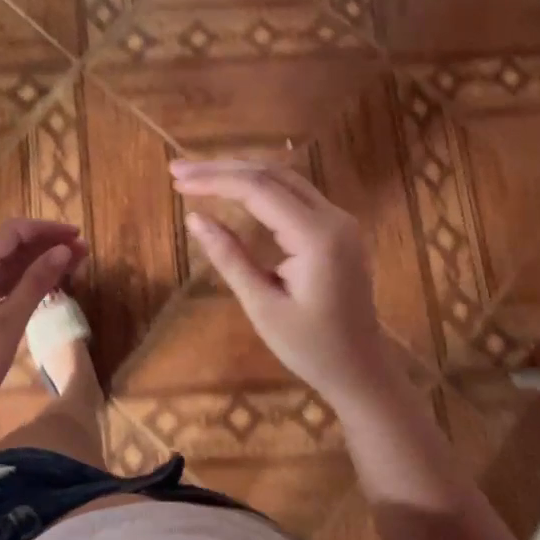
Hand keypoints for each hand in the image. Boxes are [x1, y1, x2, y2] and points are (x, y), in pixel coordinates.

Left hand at [0, 219, 86, 433]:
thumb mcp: (10, 322)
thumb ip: (37, 282)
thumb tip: (64, 250)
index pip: (12, 232)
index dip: (47, 229)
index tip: (77, 234)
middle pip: (7, 245)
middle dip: (44, 245)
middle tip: (82, 252)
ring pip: (1, 265)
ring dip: (33, 262)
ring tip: (70, 266)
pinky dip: (18, 281)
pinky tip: (42, 285)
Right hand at [172, 159, 386, 403]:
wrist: (362, 371)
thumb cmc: (311, 348)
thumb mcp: (262, 306)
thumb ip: (229, 257)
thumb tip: (194, 218)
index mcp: (317, 237)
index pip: (258, 189)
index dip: (214, 180)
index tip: (177, 181)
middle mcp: (333, 218)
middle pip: (272, 174)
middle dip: (222, 168)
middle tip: (178, 170)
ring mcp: (339, 220)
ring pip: (284, 178)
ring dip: (239, 172)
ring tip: (197, 174)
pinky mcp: (336, 228)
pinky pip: (293, 194)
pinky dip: (258, 186)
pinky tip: (231, 189)